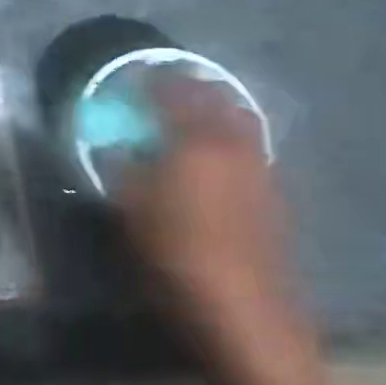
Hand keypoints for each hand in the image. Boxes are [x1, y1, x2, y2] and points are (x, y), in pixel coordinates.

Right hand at [109, 71, 285, 307]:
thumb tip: (112, 145)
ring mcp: (261, 170)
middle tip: (166, 89)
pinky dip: (229, 141)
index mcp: (198, 138)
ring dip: (216, 112)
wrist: (242, 307)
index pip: (175, 92)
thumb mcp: (130, 204)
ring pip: (242, 123)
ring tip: (190, 119)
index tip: (133, 77)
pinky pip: (249, 150)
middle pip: (221, 98)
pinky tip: (212, 159)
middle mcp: (236, 144)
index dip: (153, 80)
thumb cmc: (175, 249)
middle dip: (194, 88)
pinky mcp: (273, 197)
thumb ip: (120, 165)